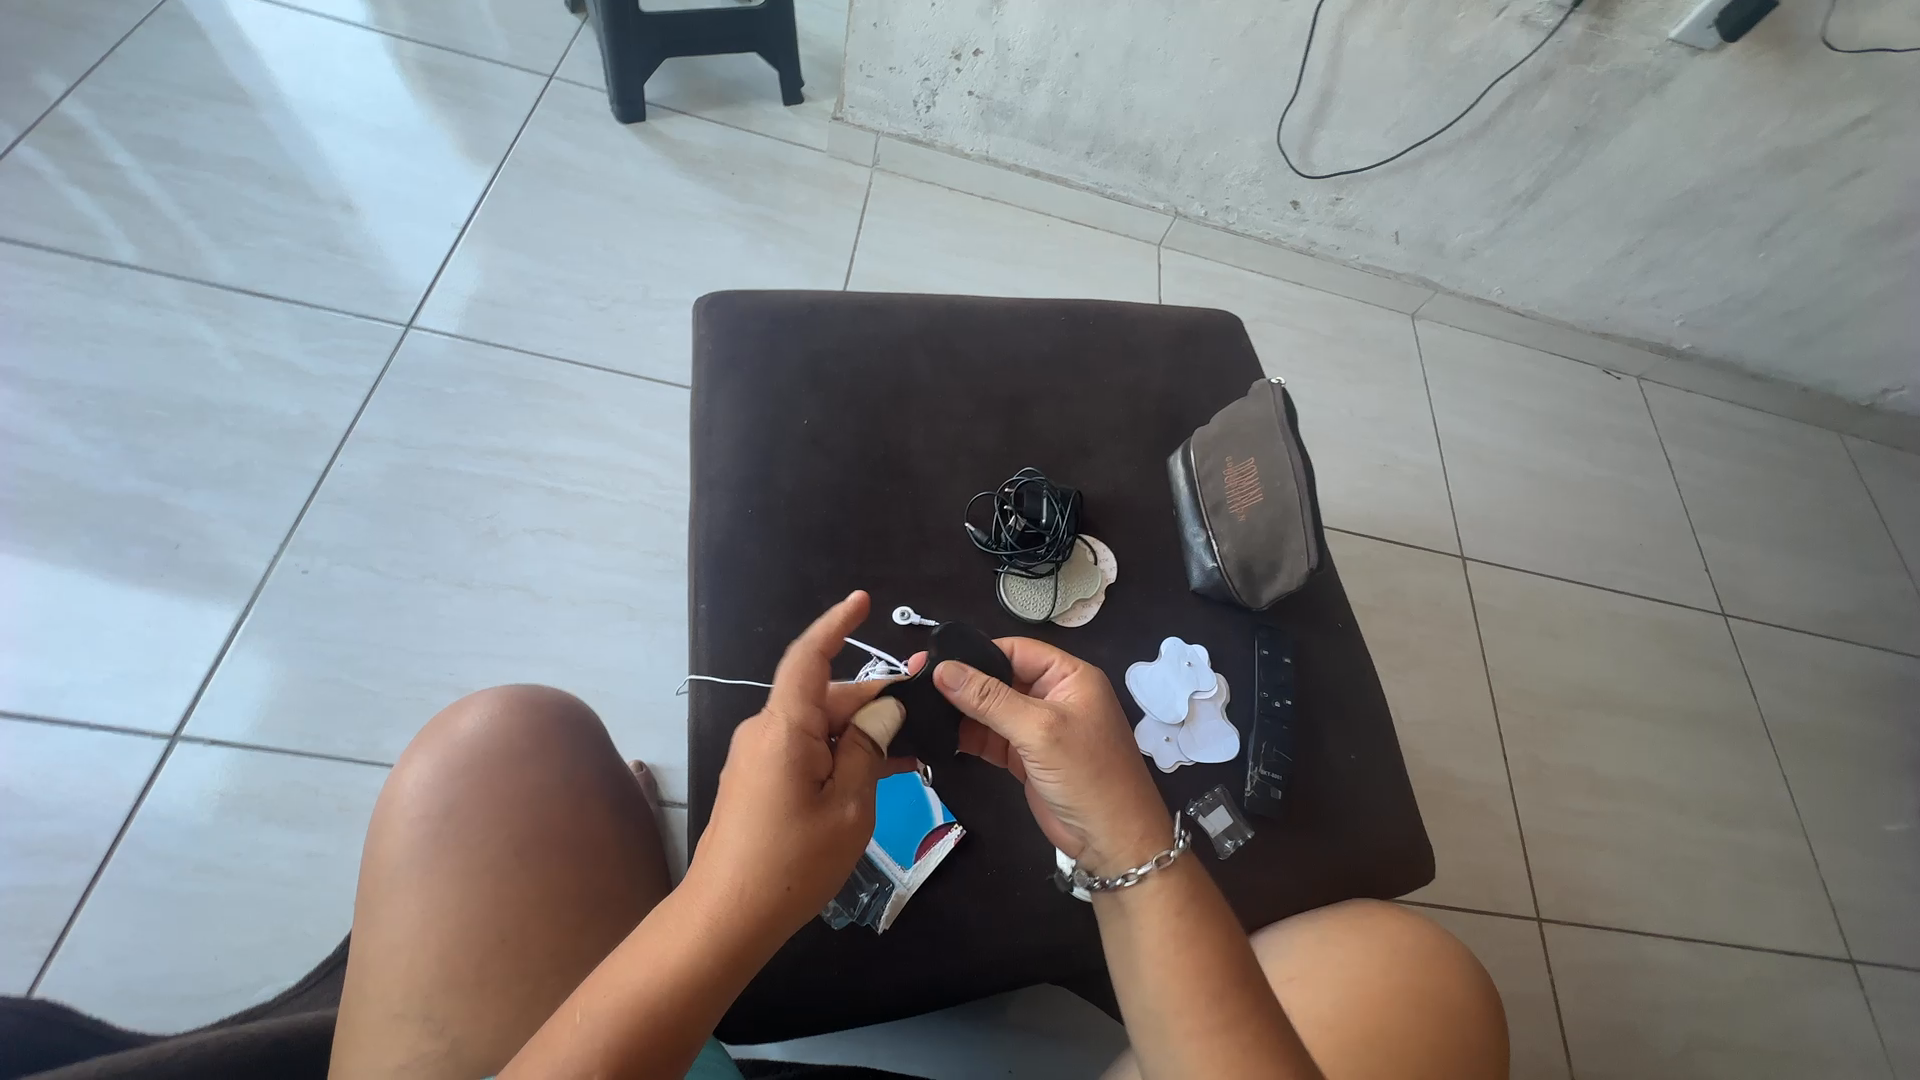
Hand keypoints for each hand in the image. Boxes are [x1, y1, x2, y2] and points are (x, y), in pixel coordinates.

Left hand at [687, 591, 913, 943]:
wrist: (724, 921)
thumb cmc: (792, 864)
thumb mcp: (849, 805)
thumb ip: (869, 748)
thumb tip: (887, 711)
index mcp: (785, 727)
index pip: (809, 656)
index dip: (837, 624)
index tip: (863, 601)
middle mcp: (766, 731)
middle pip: (825, 697)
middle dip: (874, 704)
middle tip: (926, 717)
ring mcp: (759, 756)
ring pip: (820, 727)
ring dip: (862, 735)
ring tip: (912, 754)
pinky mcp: (758, 779)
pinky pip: (806, 751)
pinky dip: (841, 756)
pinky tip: (877, 773)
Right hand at [937, 639, 1171, 876]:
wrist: (1113, 843)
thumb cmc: (1088, 776)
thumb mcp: (1039, 731)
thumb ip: (989, 699)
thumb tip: (943, 669)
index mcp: (1068, 676)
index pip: (1015, 650)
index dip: (976, 652)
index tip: (934, 658)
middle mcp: (1053, 696)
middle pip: (1000, 678)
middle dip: (963, 682)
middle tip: (918, 681)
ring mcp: (1038, 728)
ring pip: (991, 709)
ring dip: (960, 711)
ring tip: (920, 707)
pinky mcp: (1025, 756)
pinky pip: (990, 737)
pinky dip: (967, 737)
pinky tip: (938, 735)